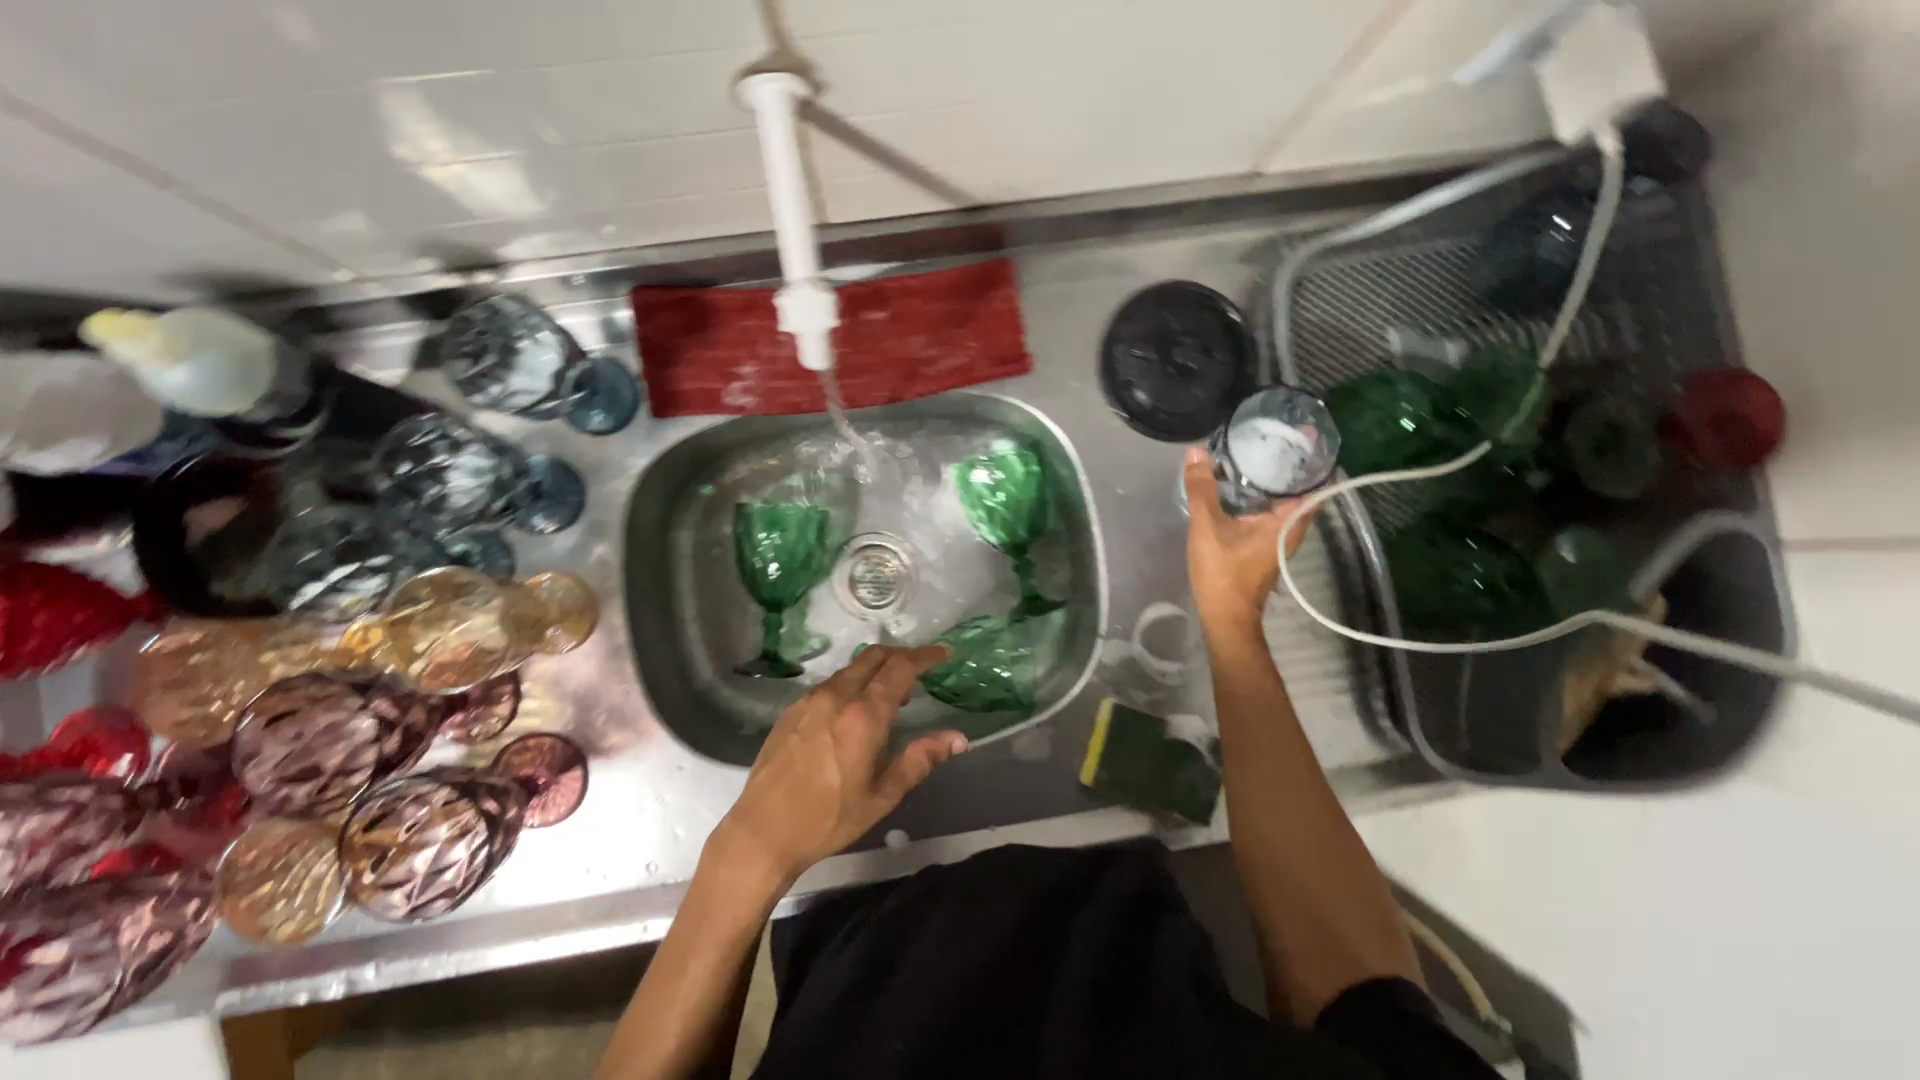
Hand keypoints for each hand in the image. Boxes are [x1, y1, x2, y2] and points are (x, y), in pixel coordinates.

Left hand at [711, 645, 966, 887]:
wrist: (764, 831)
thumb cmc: (829, 819)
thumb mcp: (883, 796)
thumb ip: (920, 759)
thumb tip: (958, 738)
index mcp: (863, 715)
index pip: (900, 668)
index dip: (925, 656)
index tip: (943, 654)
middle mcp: (835, 697)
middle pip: (873, 656)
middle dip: (901, 655)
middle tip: (920, 670)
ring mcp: (809, 700)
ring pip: (850, 669)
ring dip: (875, 671)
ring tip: (891, 697)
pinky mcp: (791, 710)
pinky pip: (829, 684)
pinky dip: (851, 684)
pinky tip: (854, 711)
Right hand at [1183, 446, 1316, 630]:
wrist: (1225, 617)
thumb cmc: (1223, 573)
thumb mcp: (1207, 527)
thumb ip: (1202, 489)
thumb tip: (1197, 452)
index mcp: (1287, 521)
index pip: (1313, 482)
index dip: (1310, 457)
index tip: (1300, 432)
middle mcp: (1291, 528)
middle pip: (1298, 489)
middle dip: (1288, 464)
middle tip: (1273, 435)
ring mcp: (1280, 539)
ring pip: (1283, 501)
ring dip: (1273, 481)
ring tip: (1256, 454)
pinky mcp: (1266, 545)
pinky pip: (1271, 512)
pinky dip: (1262, 497)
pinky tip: (1242, 487)